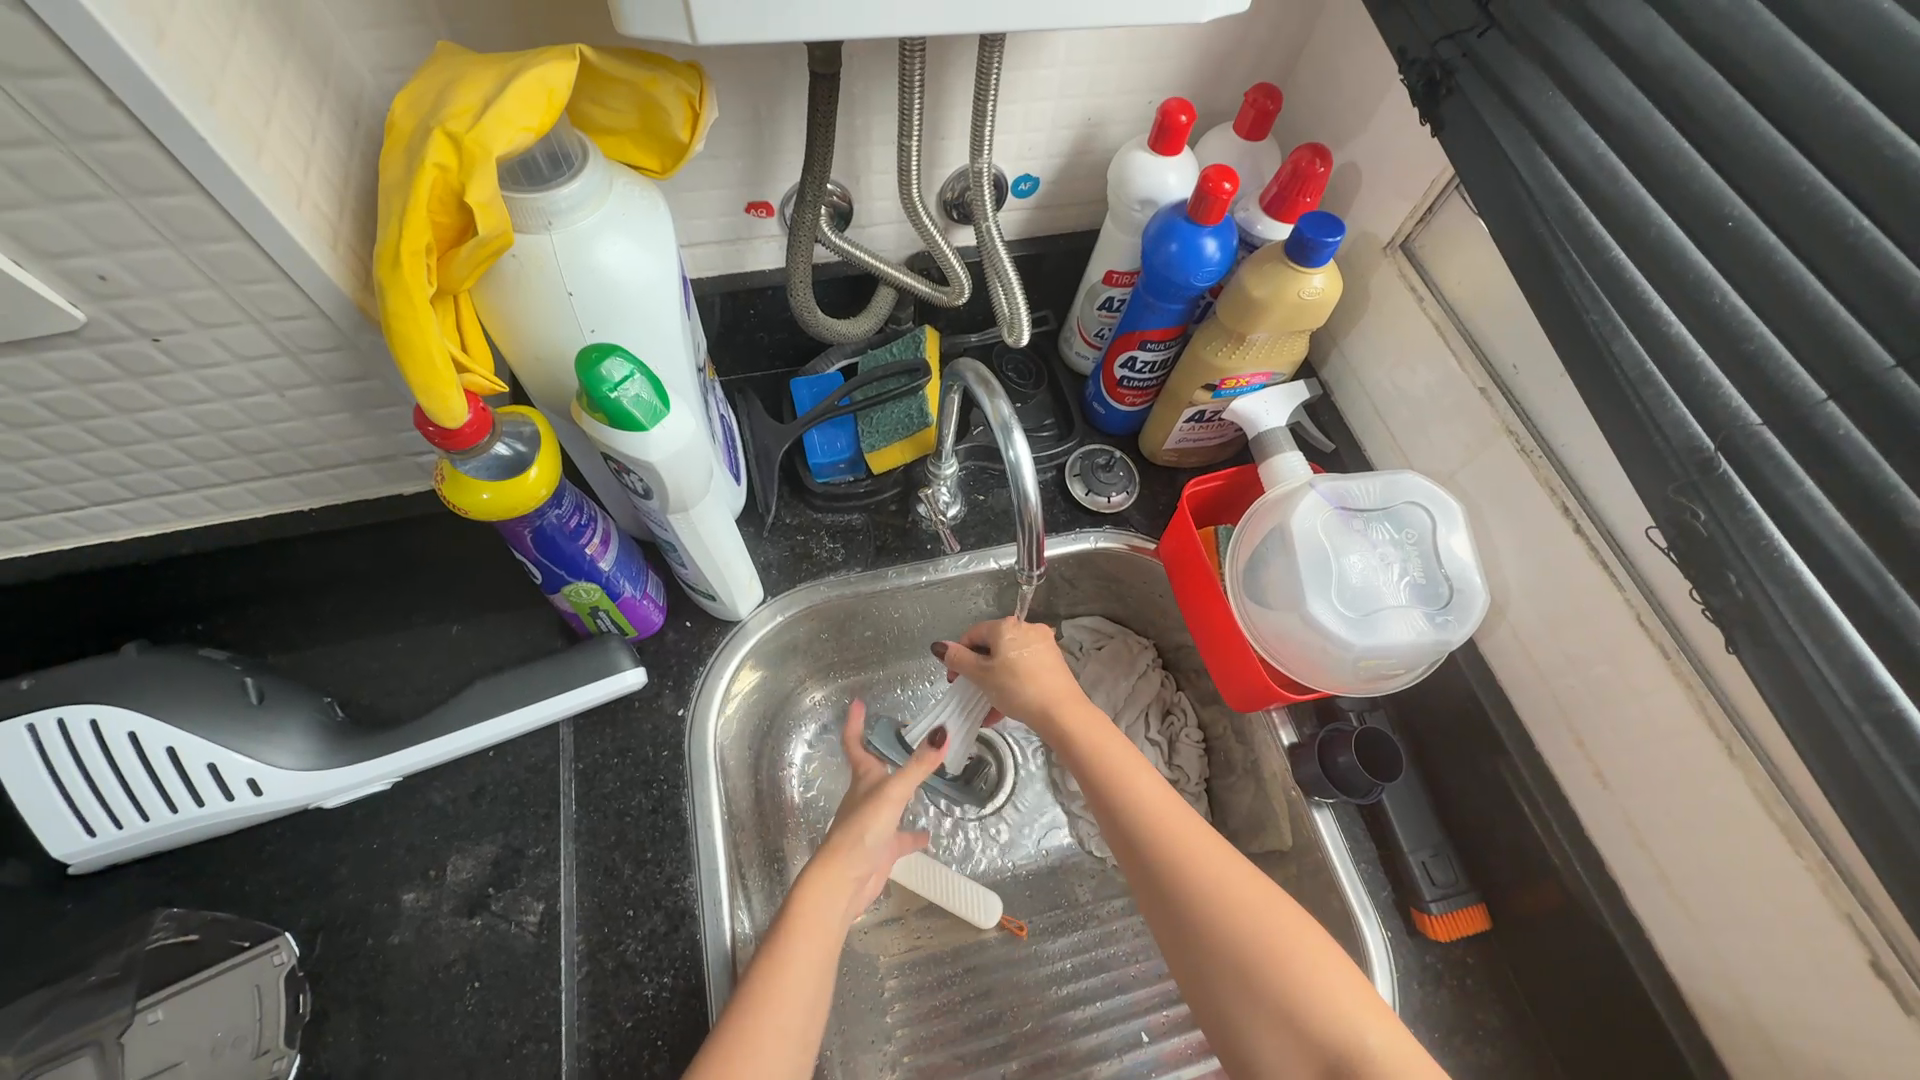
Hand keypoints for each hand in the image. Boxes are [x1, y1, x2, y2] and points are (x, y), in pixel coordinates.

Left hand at [805, 699, 945, 925]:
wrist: (845, 879)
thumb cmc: (862, 828)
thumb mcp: (893, 792)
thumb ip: (918, 766)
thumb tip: (942, 734)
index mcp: (863, 778)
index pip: (855, 743)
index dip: (855, 723)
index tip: (858, 703)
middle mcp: (866, 797)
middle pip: (874, 770)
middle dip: (886, 755)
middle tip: (905, 739)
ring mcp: (874, 824)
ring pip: (890, 802)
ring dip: (904, 793)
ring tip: (926, 782)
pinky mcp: (882, 848)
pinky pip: (901, 838)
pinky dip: (913, 835)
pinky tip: (928, 835)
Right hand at [931, 617, 1093, 740]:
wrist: (1061, 711)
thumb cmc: (1017, 688)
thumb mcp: (982, 676)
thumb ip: (958, 659)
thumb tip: (938, 646)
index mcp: (1006, 626)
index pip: (973, 634)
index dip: (959, 655)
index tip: (954, 679)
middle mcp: (1026, 628)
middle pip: (992, 646)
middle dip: (978, 671)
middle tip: (971, 691)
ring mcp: (1042, 644)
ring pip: (1008, 660)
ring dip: (994, 681)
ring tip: (988, 707)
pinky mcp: (1053, 661)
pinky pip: (1024, 668)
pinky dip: (1012, 683)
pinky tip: (1006, 706)